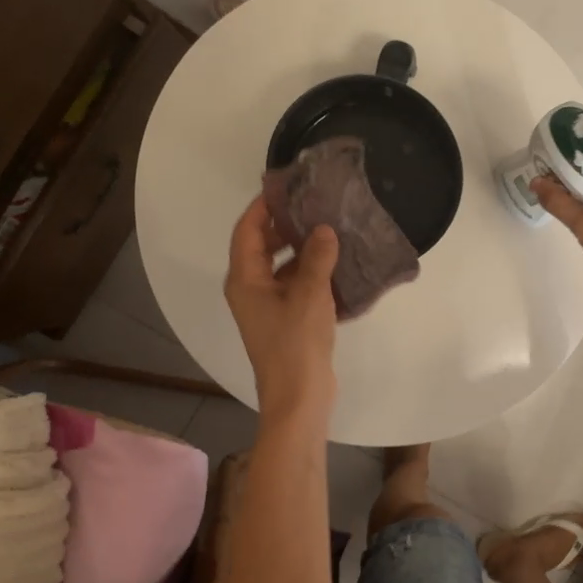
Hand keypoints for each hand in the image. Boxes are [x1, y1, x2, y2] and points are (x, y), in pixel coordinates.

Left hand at [224, 195, 339, 418]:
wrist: (299, 396)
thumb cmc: (296, 343)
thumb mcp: (310, 295)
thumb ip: (317, 258)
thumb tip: (324, 229)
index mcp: (244, 280)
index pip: (247, 230)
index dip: (263, 206)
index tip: (287, 186)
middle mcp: (250, 290)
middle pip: (262, 246)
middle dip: (286, 226)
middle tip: (315, 206)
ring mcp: (268, 308)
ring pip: (282, 267)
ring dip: (303, 250)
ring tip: (331, 231)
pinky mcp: (287, 321)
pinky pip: (296, 287)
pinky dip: (312, 274)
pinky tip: (338, 266)